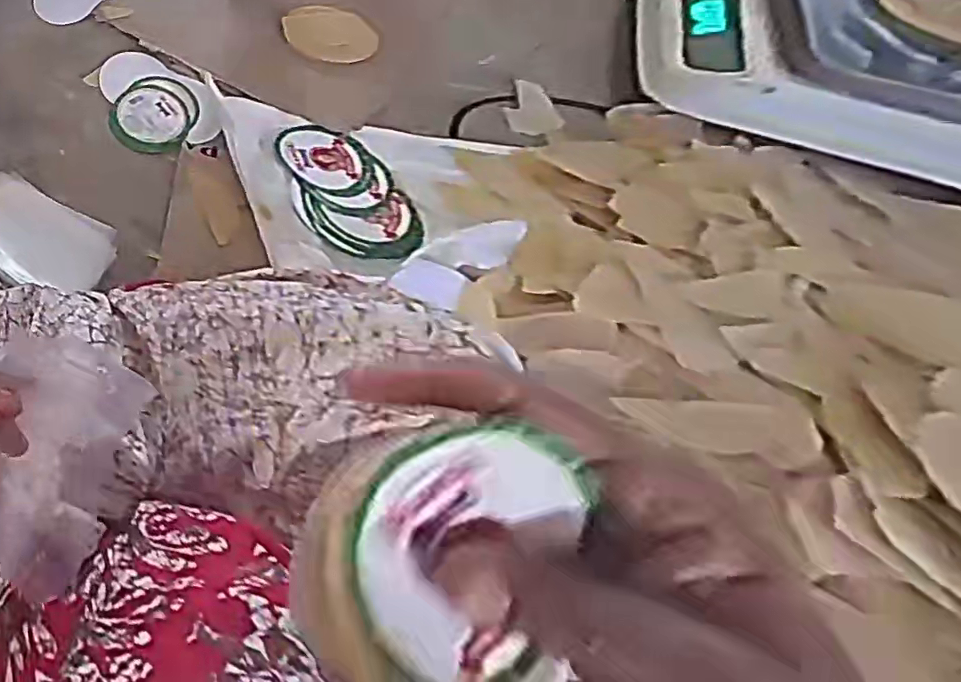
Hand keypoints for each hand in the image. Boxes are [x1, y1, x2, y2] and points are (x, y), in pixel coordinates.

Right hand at [344, 362, 859, 681]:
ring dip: (419, 504)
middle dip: (414, 450)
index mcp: (640, 478)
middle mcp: (594, 490)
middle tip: (352, 471)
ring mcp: (569, 534)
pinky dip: (438, 552)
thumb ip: (565, 601)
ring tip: (366, 517)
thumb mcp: (679, 652)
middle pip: (480, 440)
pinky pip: (476, 547)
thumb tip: (441, 558)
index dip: (430, 380)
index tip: (354, 384)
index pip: (516, 399)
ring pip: (472, 493)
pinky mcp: (550, 577)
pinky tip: (408, 568)